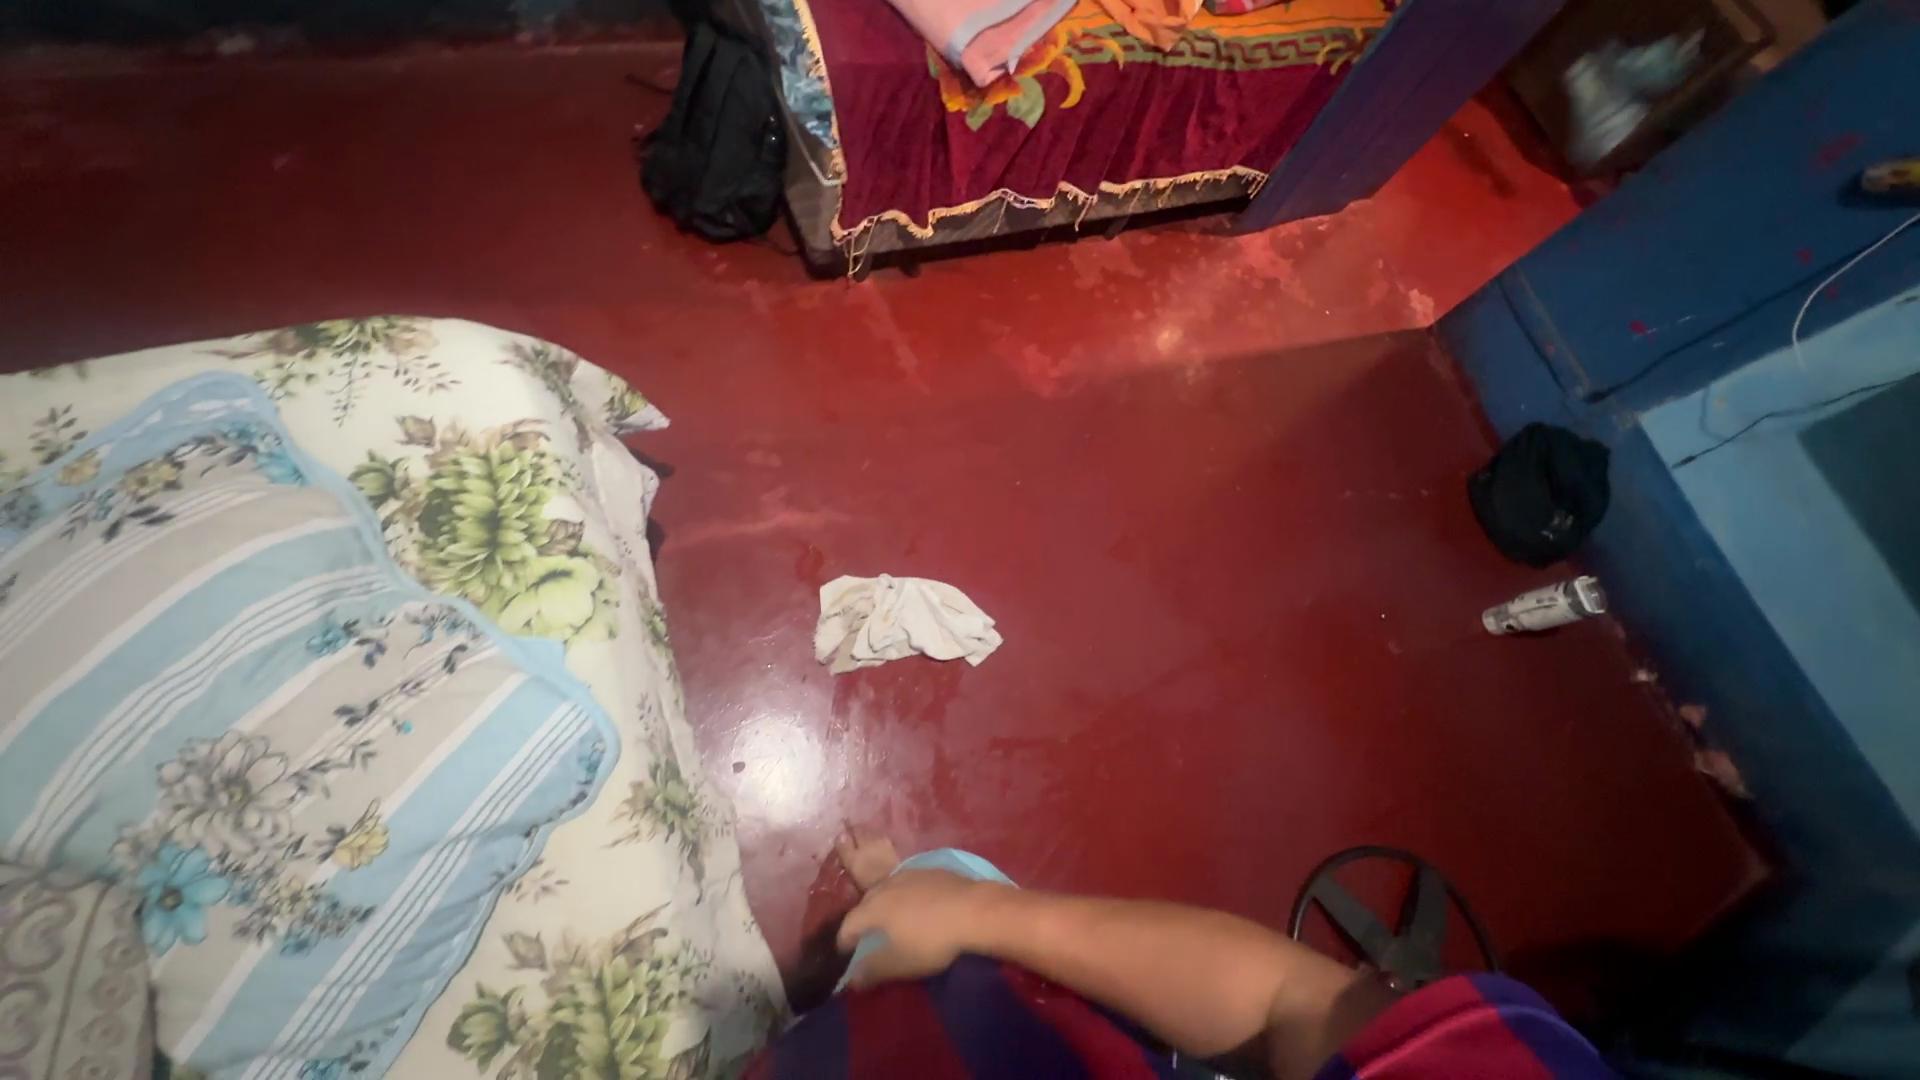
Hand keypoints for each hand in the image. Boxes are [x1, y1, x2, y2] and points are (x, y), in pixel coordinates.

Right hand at [834, 869, 1010, 987]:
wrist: (974, 910)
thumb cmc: (931, 940)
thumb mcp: (899, 963)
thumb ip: (872, 970)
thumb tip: (852, 978)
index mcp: (874, 907)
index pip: (849, 924)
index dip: (844, 940)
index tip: (844, 952)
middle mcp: (887, 885)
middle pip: (866, 902)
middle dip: (862, 918)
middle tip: (866, 935)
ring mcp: (910, 873)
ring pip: (887, 888)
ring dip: (883, 903)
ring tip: (890, 918)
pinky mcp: (931, 870)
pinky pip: (909, 883)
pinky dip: (905, 895)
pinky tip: (916, 905)